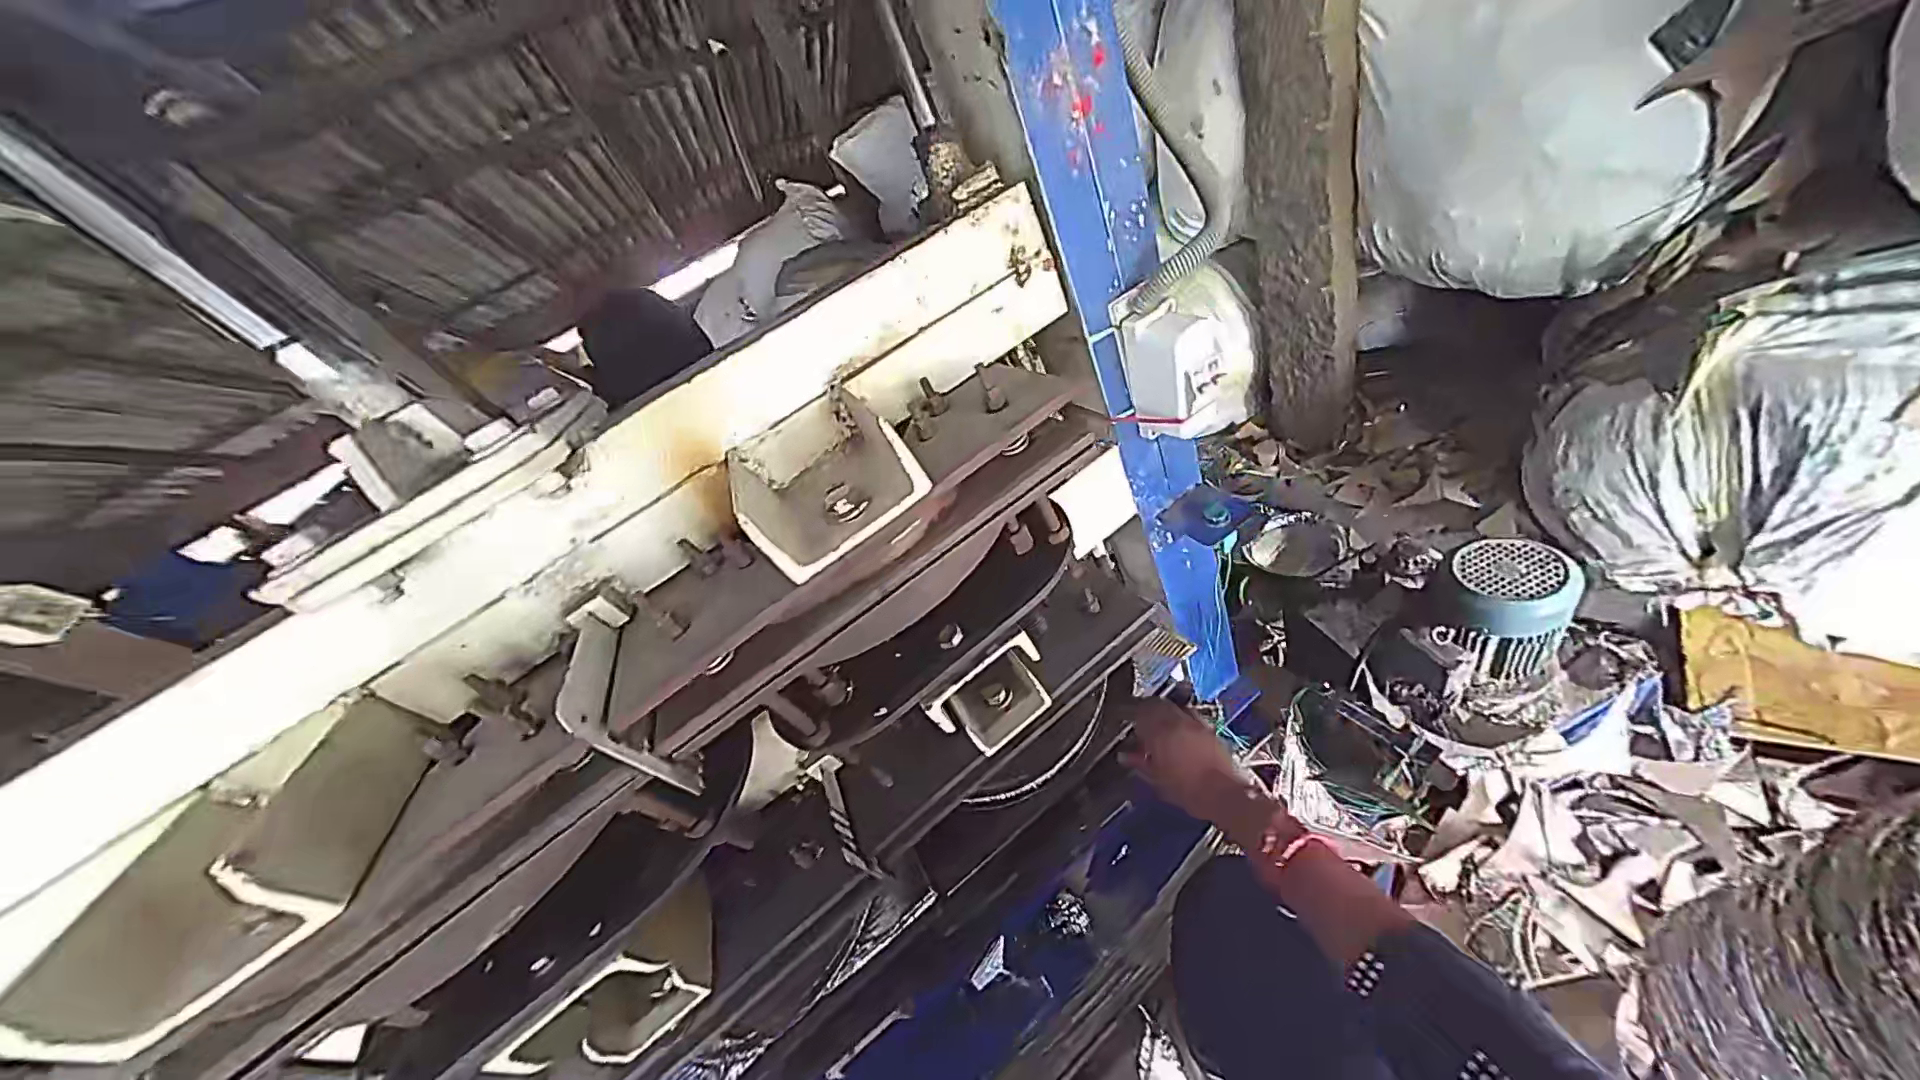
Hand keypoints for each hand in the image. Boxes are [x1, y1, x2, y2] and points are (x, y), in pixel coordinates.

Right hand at [1120, 697, 1292, 847]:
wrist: (1229, 797)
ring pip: (1173, 707)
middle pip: (1155, 703)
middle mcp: (1178, 720)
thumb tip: (1125, 756)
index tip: (1119, 714)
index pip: (1137, 710)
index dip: (1126, 711)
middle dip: (1143, 707)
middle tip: (1134, 717)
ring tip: (1154, 723)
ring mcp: (1196, 723)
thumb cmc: (1189, 791)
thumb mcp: (1157, 780)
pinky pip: (1188, 715)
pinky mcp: (1210, 730)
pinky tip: (1176, 730)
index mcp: (1160, 730)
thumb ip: (1139, 763)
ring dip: (1161, 711)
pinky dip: (1178, 718)